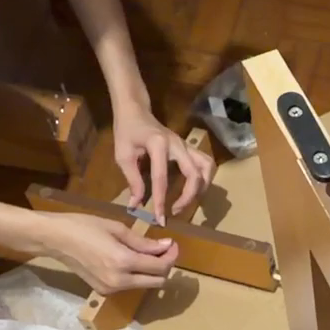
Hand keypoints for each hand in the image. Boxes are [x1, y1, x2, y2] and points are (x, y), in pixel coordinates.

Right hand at [22, 211, 177, 293]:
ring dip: (152, 272)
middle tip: (164, 250)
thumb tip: (166, 246)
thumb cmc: (83, 226)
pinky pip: (131, 285)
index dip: (171, 256)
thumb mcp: (116, 229)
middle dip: (165, 267)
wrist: (54, 239)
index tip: (173, 244)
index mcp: (123, 262)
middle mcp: (120, 281)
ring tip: (148, 254)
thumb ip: (143, 242)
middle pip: (157, 282)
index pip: (160, 267)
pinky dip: (138, 275)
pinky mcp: (105, 291)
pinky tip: (132, 261)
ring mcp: (112, 289)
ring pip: (145, 285)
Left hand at [113, 107, 214, 223]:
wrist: (135, 110)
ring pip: (207, 167)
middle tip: (176, 211)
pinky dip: (205, 179)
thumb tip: (136, 206)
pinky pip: (206, 164)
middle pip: (194, 174)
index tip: (160, 219)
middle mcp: (177, 144)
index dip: (161, 201)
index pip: (161, 178)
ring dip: (202, 187)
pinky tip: (195, 189)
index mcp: (158, 144)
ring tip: (190, 200)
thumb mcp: (123, 155)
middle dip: (188, 197)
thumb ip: (132, 181)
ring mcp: (186, 145)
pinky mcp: (190, 148)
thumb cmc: (127, 131)